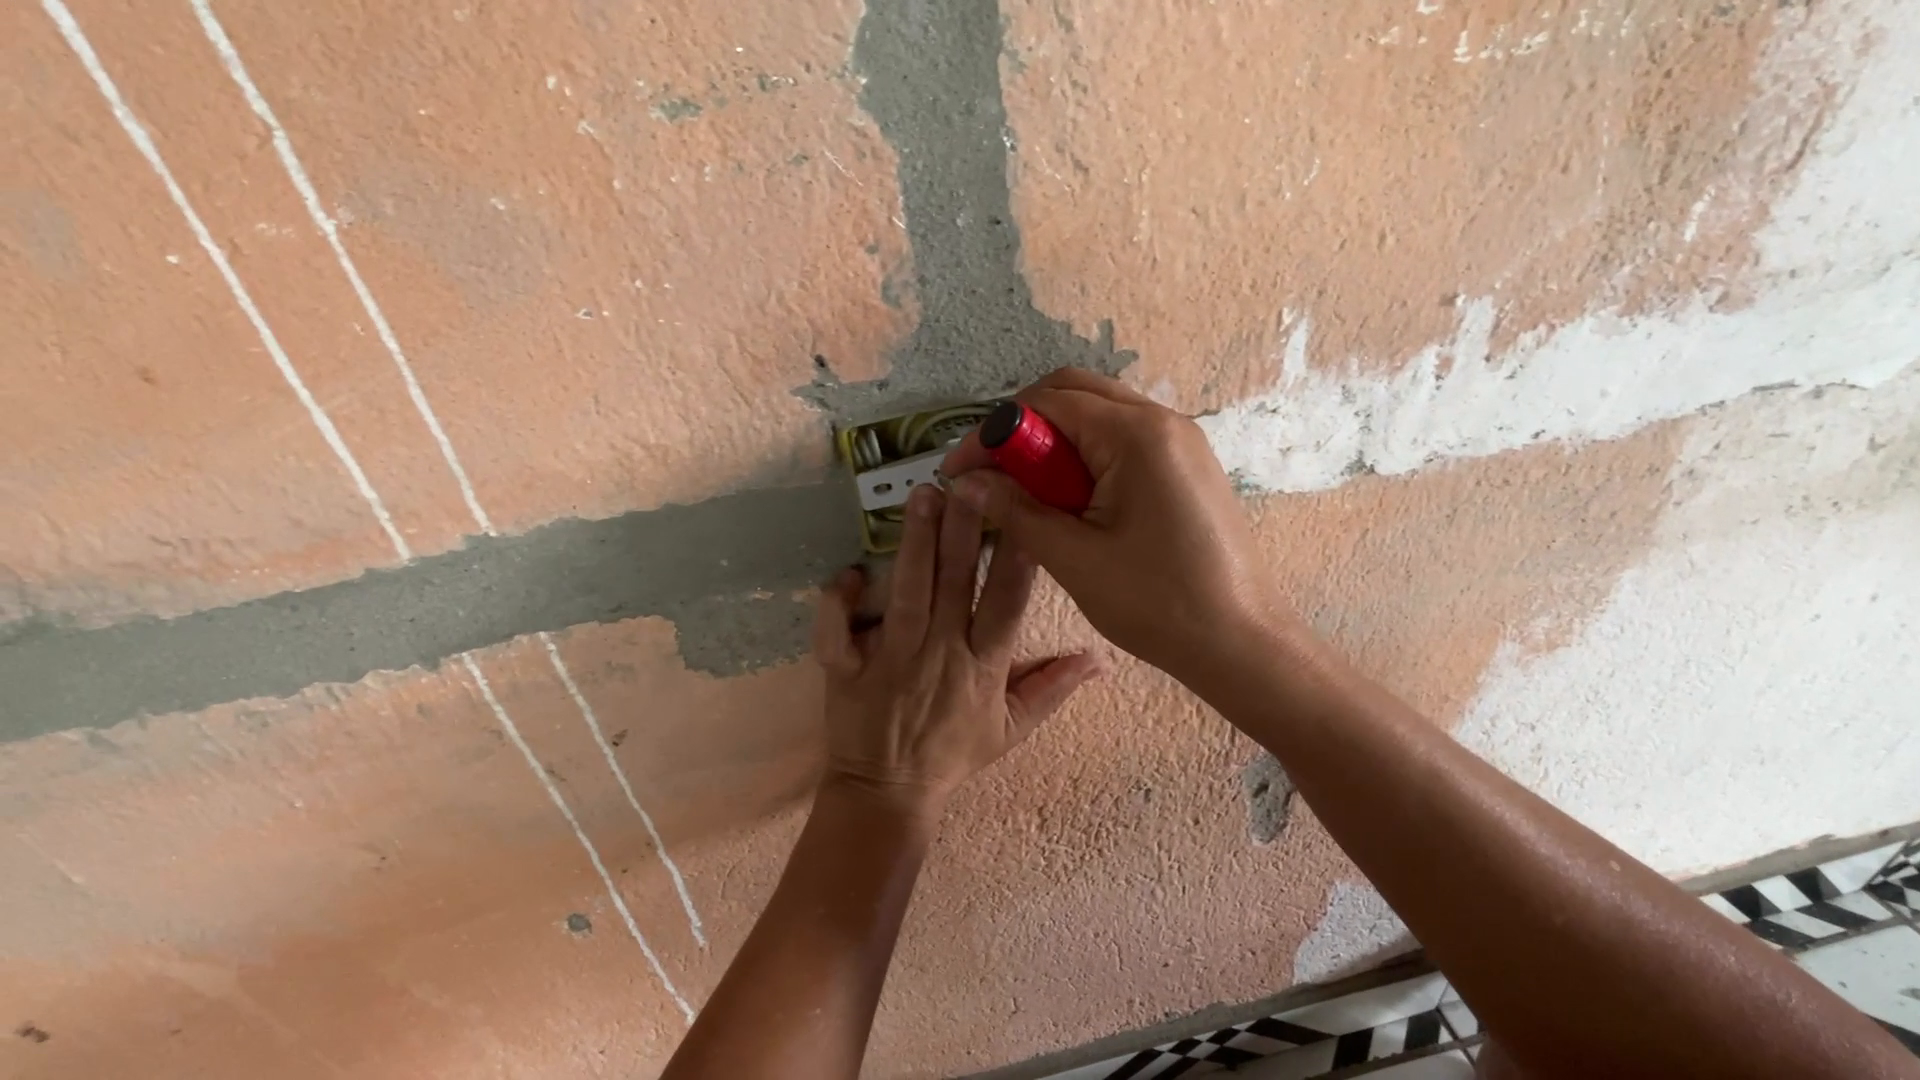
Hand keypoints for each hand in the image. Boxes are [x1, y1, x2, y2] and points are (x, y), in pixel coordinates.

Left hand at [813, 484, 1104, 814]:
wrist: (890, 792)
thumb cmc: (954, 753)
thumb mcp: (1012, 727)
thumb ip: (1054, 688)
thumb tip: (1101, 658)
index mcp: (983, 665)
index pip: (1008, 602)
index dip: (1018, 556)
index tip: (1025, 511)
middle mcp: (941, 654)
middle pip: (955, 585)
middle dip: (963, 531)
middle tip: (970, 481)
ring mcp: (890, 661)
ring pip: (906, 594)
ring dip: (915, 545)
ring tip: (923, 497)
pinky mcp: (846, 671)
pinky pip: (838, 632)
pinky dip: (838, 603)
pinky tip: (847, 572)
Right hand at [942, 369, 1291, 684]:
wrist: (1241, 641)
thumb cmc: (1158, 603)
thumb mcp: (1074, 558)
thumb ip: (1016, 510)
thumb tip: (967, 482)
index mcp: (1137, 435)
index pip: (1047, 403)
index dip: (994, 431)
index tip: (958, 470)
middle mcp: (1164, 421)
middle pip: (1075, 393)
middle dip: (1023, 426)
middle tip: (992, 474)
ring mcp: (1181, 441)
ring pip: (1099, 413)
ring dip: (1055, 440)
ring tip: (1029, 492)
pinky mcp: (1186, 465)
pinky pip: (1123, 438)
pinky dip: (1086, 455)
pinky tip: (1072, 500)